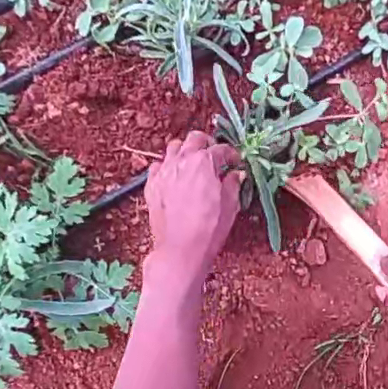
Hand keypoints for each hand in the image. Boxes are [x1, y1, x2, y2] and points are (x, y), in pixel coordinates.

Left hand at [145, 131, 240, 279]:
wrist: (179, 250)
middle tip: (215, 157)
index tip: (235, 162)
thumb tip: (235, 175)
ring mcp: (164, 171)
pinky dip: (168, 166)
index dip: (231, 155)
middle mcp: (182, 161)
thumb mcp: (230, 208)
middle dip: (207, 144)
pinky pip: (158, 165)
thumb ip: (233, 185)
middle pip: (194, 139)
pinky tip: (175, 177)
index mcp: (204, 163)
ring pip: (174, 147)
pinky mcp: (152, 185)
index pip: (221, 149)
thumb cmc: (208, 230)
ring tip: (193, 164)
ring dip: (186, 151)